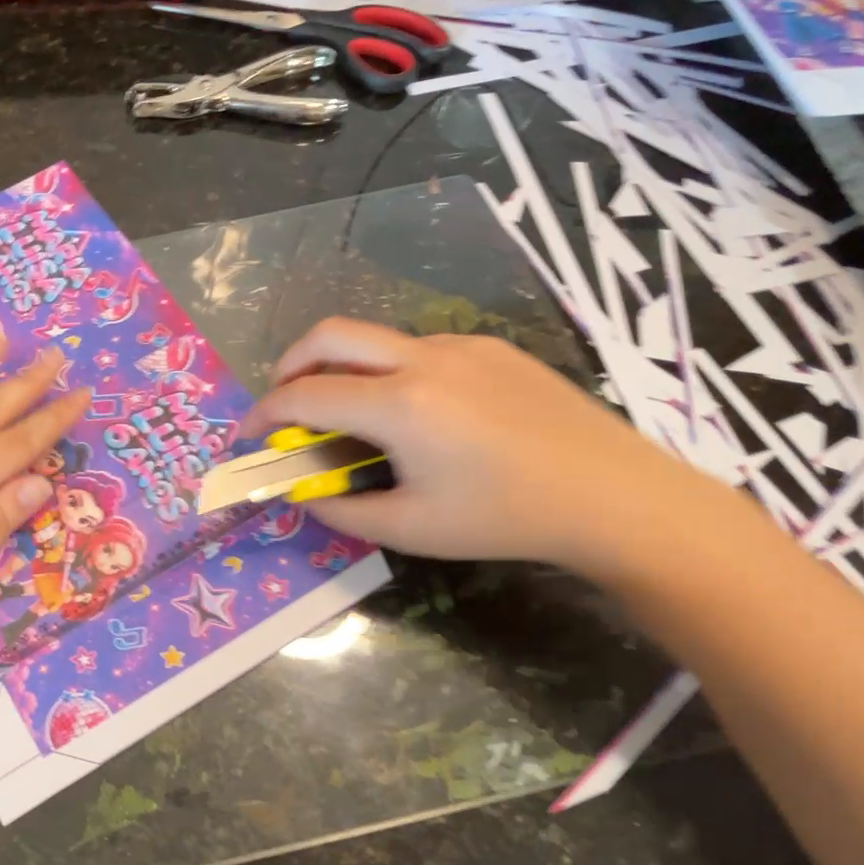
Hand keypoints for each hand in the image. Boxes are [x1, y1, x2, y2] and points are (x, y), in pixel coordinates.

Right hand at [241, 318, 716, 572]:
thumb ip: (340, 508)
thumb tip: (300, 491)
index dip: (263, 414)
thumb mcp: (410, 528)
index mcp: (400, 406)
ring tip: (349, 418)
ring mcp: (461, 345)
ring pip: (374, 339)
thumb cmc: (505, 519)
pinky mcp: (491, 347)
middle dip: (288, 366)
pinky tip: (413, 415)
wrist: (616, 496)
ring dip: (341, 369)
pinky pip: (417, 348)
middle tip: (282, 405)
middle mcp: (423, 359)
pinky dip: (387, 372)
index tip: (247, 435)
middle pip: (328, 336)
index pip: (304, 397)